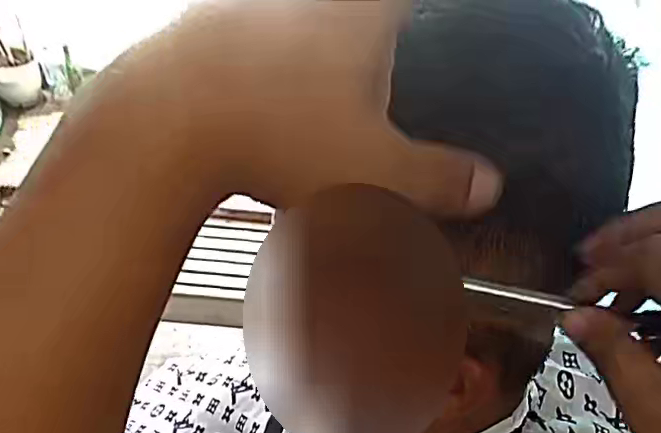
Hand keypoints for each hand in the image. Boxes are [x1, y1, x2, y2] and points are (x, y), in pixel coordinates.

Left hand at [83, 0, 501, 217]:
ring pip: (311, 21)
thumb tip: (487, 187)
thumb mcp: (376, 171)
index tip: (445, 30)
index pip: (415, 4)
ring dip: (327, 43)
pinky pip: (264, 37)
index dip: (436, 21)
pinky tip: (279, 97)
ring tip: (338, 92)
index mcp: (363, 14)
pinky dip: (281, 61)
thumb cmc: (277, 135)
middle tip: (397, 53)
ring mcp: (261, 8)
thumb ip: (436, 180)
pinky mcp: (217, 30)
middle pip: (364, 12)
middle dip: (381, 33)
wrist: (172, 122)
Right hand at [561, 197, 660, 432]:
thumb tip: (575, 317)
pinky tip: (650, 315)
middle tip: (591, 260)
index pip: (656, 253)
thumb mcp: (651, 405)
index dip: (605, 269)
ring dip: (658, 250)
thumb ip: (610, 351)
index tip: (573, 297)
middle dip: (634, 231)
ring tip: (617, 295)